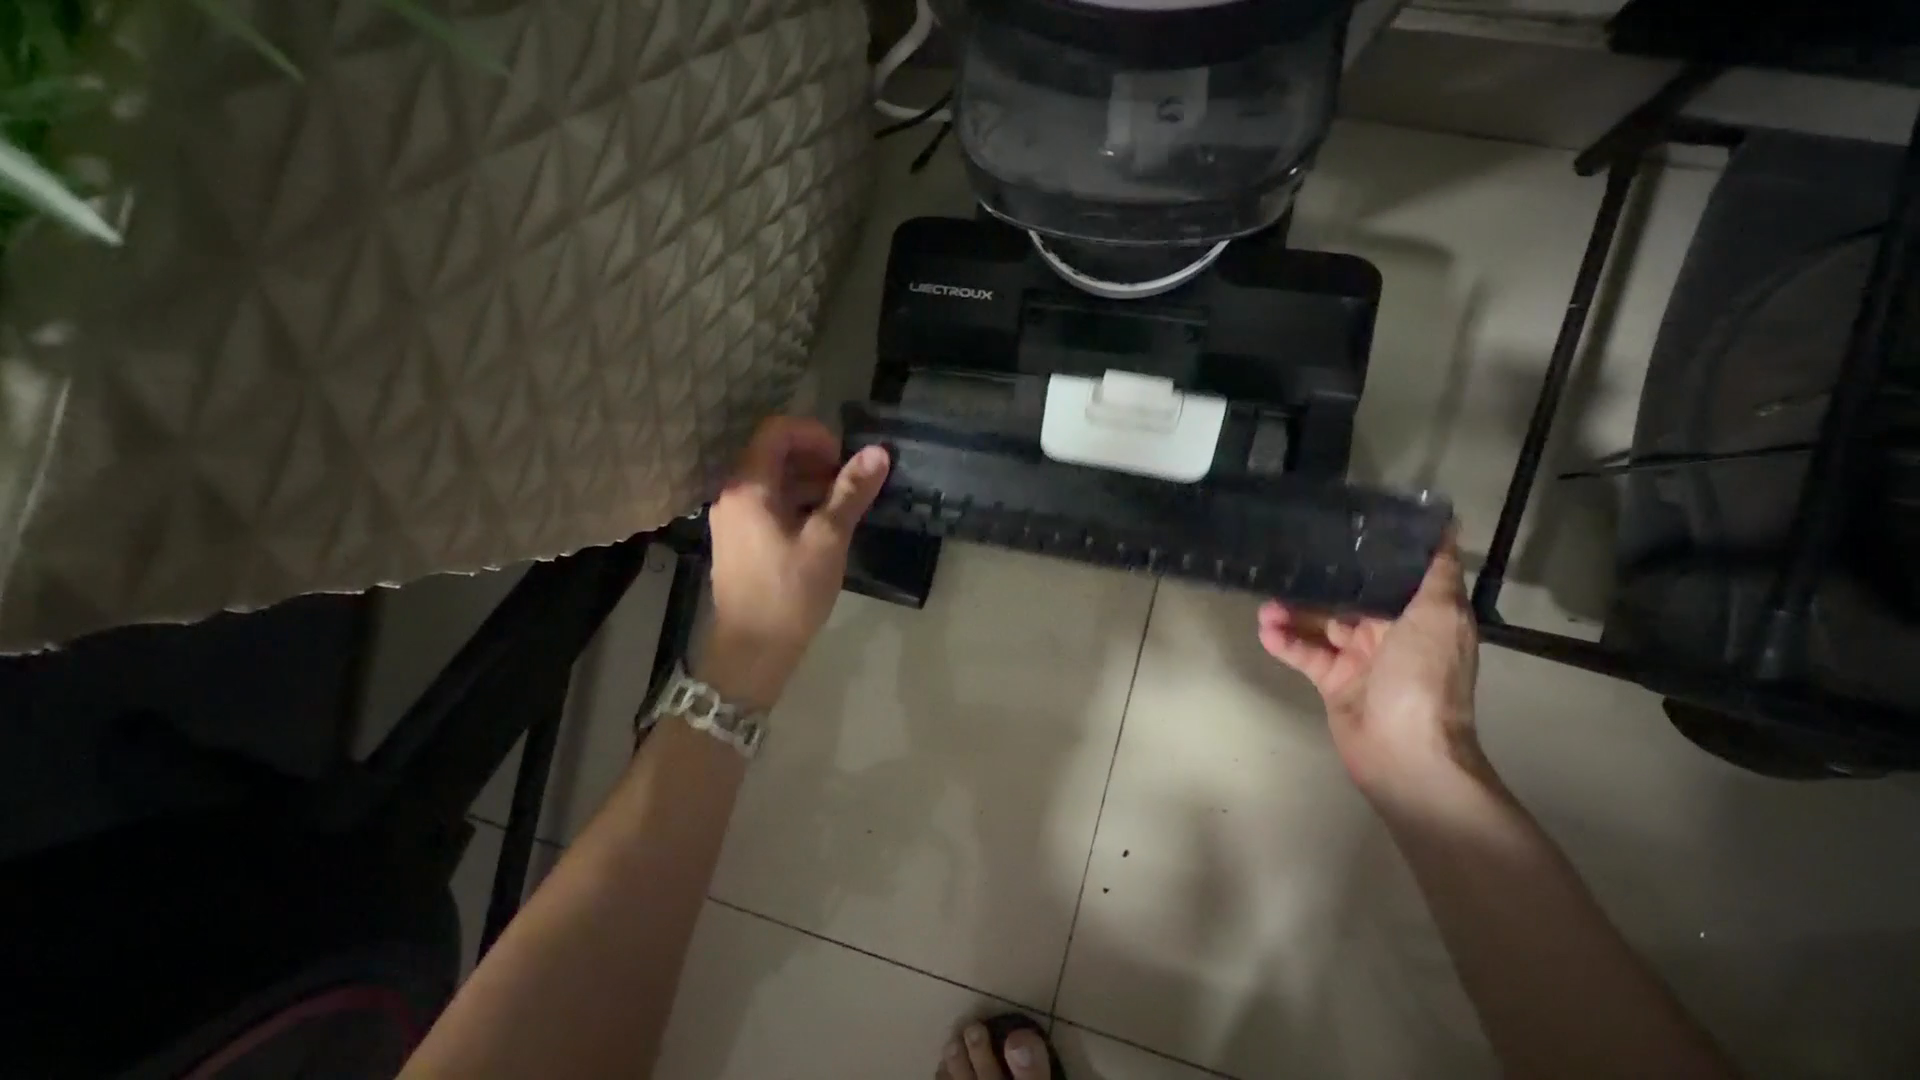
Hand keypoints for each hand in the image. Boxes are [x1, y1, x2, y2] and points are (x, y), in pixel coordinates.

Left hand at [699, 417, 889, 707]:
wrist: (751, 652)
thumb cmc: (789, 593)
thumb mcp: (827, 540)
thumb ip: (850, 492)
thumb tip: (878, 452)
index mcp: (747, 487)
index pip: (776, 432)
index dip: (814, 435)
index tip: (845, 459)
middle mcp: (732, 496)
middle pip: (773, 455)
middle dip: (816, 459)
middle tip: (851, 483)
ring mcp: (733, 520)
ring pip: (773, 482)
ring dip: (810, 483)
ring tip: (845, 507)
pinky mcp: (740, 542)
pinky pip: (769, 506)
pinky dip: (797, 505)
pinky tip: (825, 528)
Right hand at [1257, 537, 1483, 800]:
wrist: (1404, 753)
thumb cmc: (1423, 679)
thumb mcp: (1438, 616)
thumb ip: (1437, 573)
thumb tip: (1447, 525)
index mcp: (1422, 616)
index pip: (1394, 576)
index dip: (1369, 554)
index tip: (1339, 526)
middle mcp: (1393, 633)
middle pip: (1352, 598)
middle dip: (1322, 584)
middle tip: (1287, 562)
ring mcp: (1362, 660)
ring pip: (1323, 624)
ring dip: (1295, 613)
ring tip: (1265, 605)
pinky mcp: (1334, 682)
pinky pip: (1306, 654)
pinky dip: (1286, 643)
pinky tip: (1265, 631)